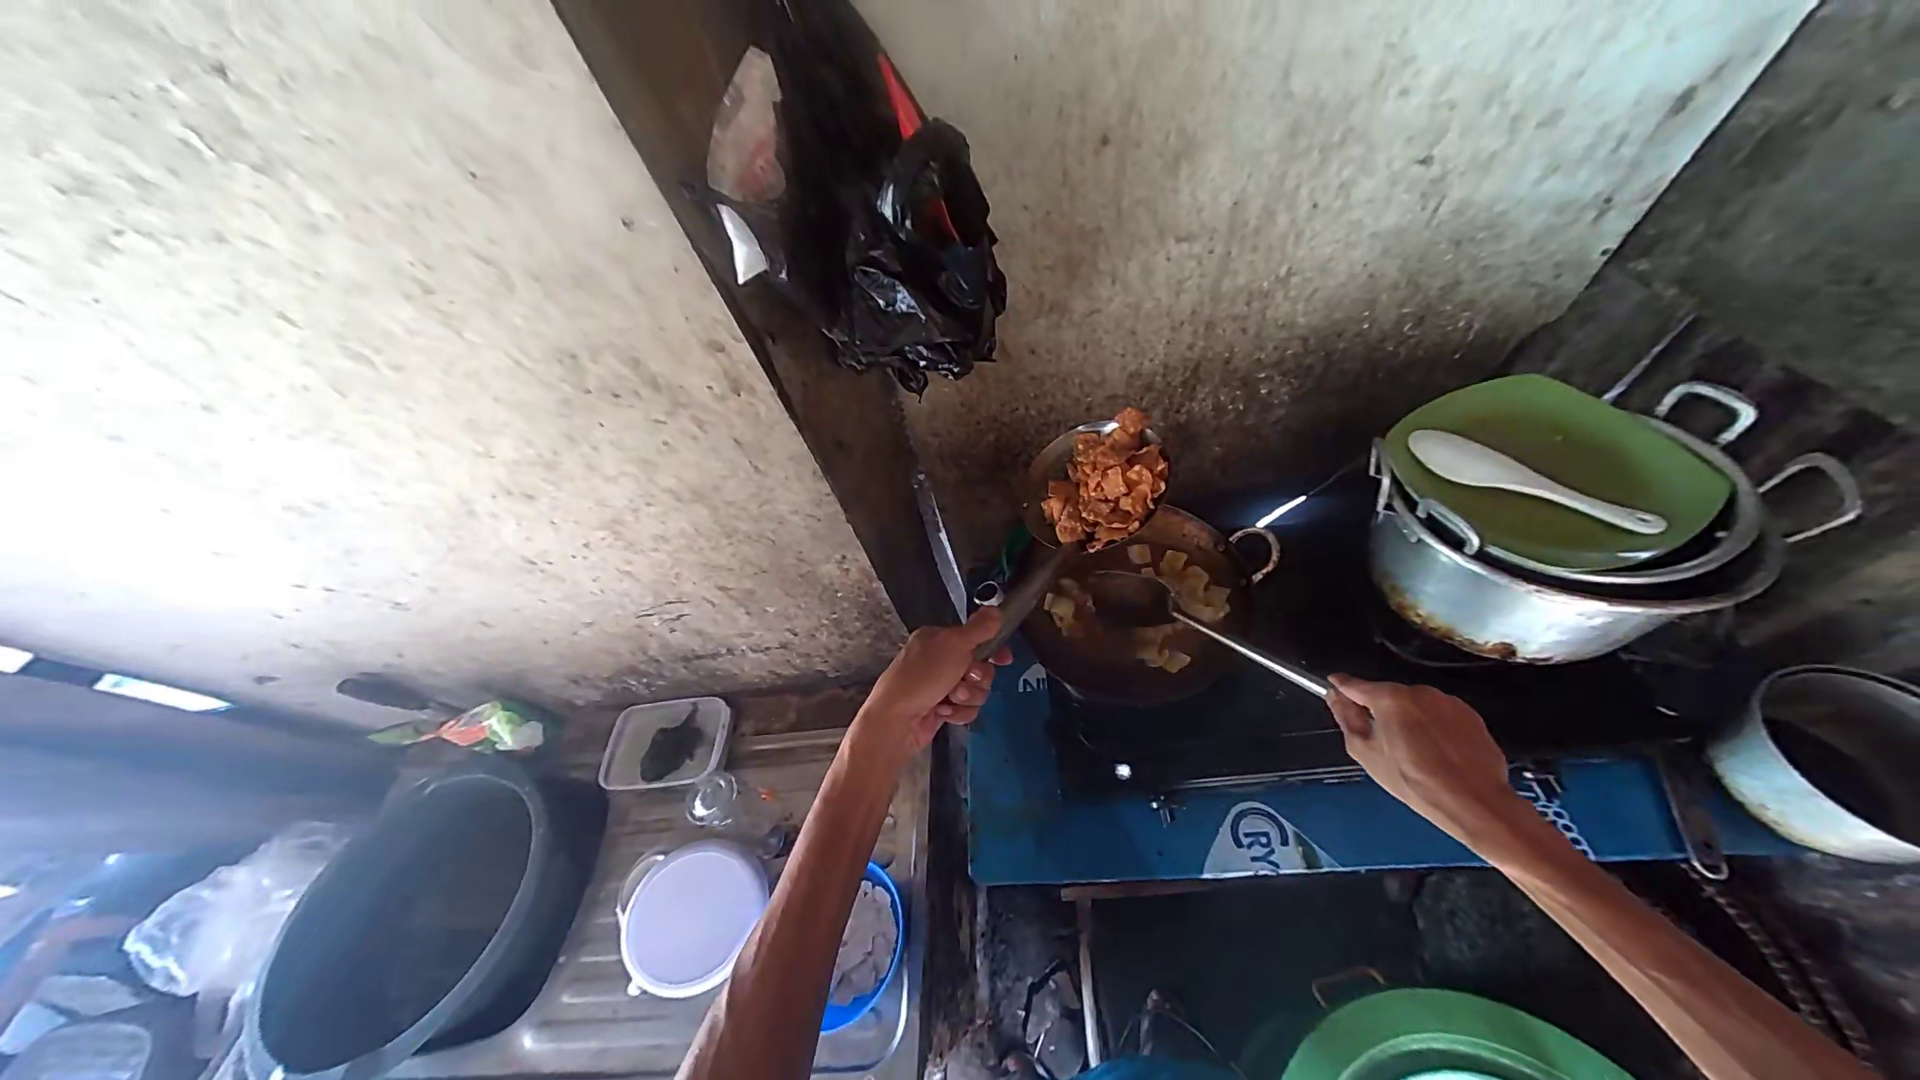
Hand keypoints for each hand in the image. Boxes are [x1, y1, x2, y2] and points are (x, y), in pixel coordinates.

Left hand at [858, 608, 1012, 757]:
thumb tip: (995, 609)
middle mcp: (939, 660)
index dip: (993, 649)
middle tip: (963, 679)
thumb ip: (978, 628)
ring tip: (950, 698)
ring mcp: (940, 686)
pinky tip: (944, 712)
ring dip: (967, 696)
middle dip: (976, 678)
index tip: (1004, 659)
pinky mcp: (942, 709)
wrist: (896, 720)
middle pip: (980, 667)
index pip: (975, 638)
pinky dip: (959, 712)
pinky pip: (967, 710)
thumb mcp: (953, 645)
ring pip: (976, 691)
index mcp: (938, 639)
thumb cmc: (923, 676)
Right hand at [1324, 675, 1526, 841]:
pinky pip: (1439, 715)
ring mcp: (1447, 703)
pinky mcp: (1470, 716)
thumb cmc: (1414, 779)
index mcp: (1389, 697)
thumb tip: (1336, 698)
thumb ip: (1345, 717)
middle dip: (1379, 711)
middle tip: (1379, 740)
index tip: (1333, 685)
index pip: (1354, 684)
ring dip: (1407, 719)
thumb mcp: (1364, 751)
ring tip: (1413, 751)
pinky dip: (1432, 727)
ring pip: (1414, 705)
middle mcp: (1419, 692)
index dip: (1340, 686)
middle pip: (1387, 695)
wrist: (1473, 801)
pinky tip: (1435, 752)